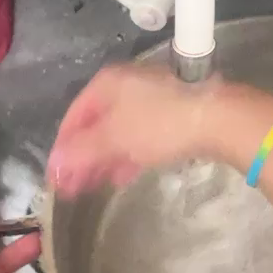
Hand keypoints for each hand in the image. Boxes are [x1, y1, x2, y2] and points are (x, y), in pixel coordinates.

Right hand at [47, 64, 272, 195]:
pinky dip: (126, 156)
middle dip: (82, 158)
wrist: (218, 117)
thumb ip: (82, 152)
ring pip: (117, 133)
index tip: (56, 177)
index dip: (62, 149)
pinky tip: (122, 176)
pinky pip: (139, 137)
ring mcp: (150, 98)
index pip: (72, 117)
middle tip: (73, 188)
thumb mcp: (115, 139)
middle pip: (94, 126)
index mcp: (106, 84)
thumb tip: (54, 166)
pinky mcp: (171, 114)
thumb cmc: (160, 124)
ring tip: (94, 187)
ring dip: (103, 161)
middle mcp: (125, 86)